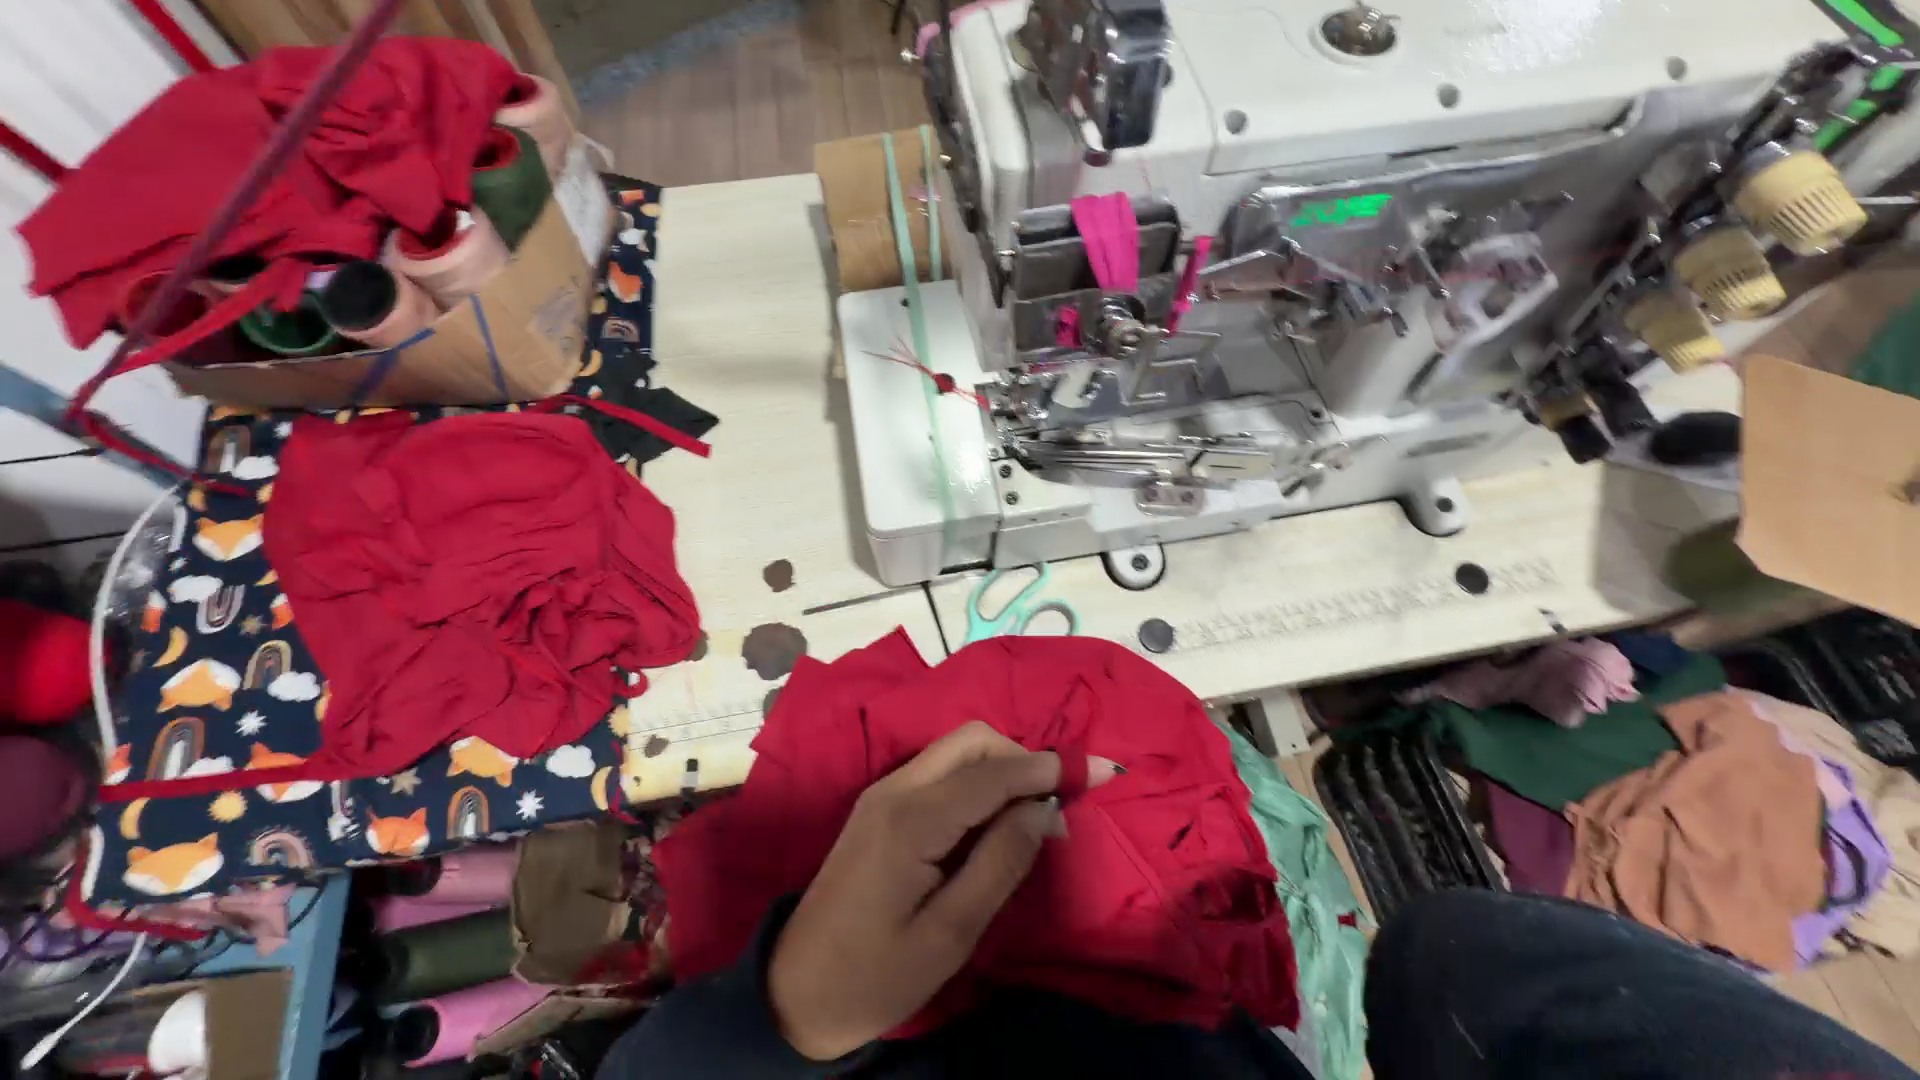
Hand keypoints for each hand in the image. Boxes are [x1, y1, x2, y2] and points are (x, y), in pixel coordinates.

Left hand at [766, 722, 1107, 1059]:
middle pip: (972, 741)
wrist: (794, 991)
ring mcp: (882, 794)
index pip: (994, 773)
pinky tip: (998, 814)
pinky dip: (977, 779)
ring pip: (955, 750)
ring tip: (1039, 808)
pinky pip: (939, 772)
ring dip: (1002, 766)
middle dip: (1023, 756)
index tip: (1101, 771)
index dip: (1050, 767)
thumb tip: (1044, 809)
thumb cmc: (876, 975)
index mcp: (911, 819)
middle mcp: (895, 789)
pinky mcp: (879, 807)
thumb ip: (1000, 862)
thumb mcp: (950, 933)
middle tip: (1064, 797)